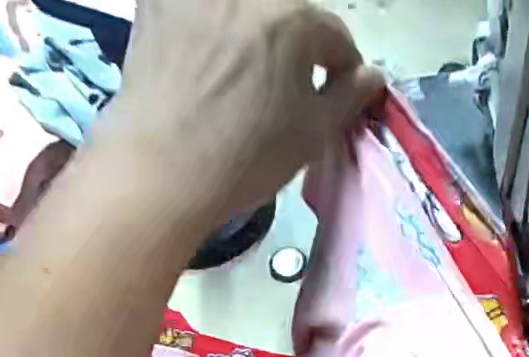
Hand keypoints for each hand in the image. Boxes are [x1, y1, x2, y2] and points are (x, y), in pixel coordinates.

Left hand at [97, 0, 385, 229]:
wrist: (163, 168)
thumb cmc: (248, 157)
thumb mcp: (311, 135)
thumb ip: (346, 98)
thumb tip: (372, 77)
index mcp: (293, 16)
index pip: (335, 36)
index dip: (343, 70)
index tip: (337, 94)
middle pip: (287, 14)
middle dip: (297, 47)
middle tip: (288, 88)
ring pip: (242, 13)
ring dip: (253, 35)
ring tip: (245, 75)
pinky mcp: (157, 0)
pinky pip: (199, 9)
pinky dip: (209, 27)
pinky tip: (205, 61)